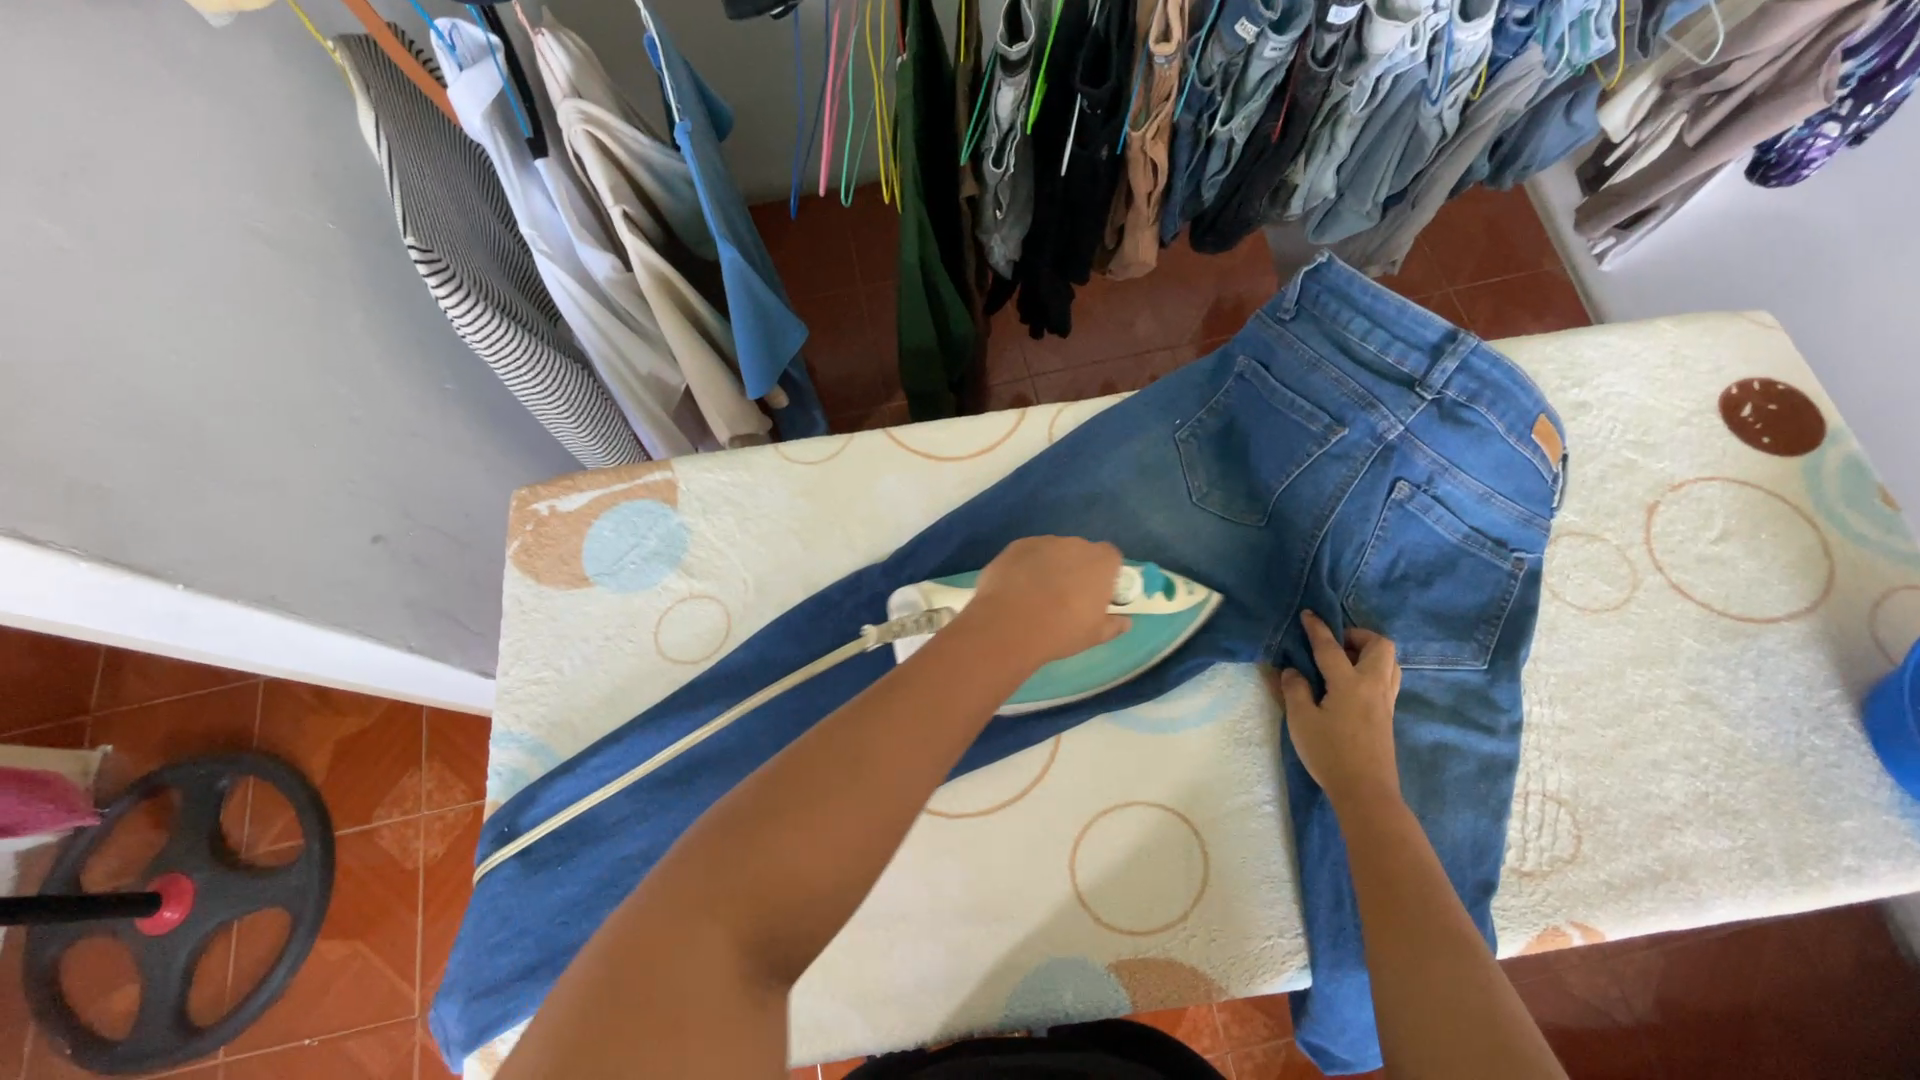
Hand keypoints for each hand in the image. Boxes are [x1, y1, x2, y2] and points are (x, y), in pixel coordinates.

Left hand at [963, 536, 1130, 666]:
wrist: (1009, 625)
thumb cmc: (1060, 631)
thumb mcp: (1094, 636)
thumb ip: (1113, 625)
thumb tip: (1124, 622)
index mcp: (1101, 562)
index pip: (1112, 558)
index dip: (1106, 575)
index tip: (1096, 595)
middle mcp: (1076, 544)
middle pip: (1082, 553)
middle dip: (1077, 569)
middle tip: (1066, 597)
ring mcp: (1044, 542)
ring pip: (1054, 552)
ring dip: (1051, 566)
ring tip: (1036, 595)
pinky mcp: (1017, 546)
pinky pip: (1029, 554)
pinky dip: (1027, 566)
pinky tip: (1016, 588)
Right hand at [1262, 611, 1403, 812]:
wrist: (1365, 790)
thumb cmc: (1329, 754)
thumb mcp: (1301, 721)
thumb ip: (1295, 690)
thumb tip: (1294, 671)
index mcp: (1349, 683)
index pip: (1331, 647)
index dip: (1317, 629)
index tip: (1308, 614)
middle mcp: (1373, 685)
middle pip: (1380, 646)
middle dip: (1358, 635)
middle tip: (1335, 644)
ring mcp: (1386, 701)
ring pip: (1389, 662)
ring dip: (1370, 653)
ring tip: (1345, 662)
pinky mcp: (1388, 715)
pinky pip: (1388, 679)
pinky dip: (1373, 670)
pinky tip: (1351, 685)